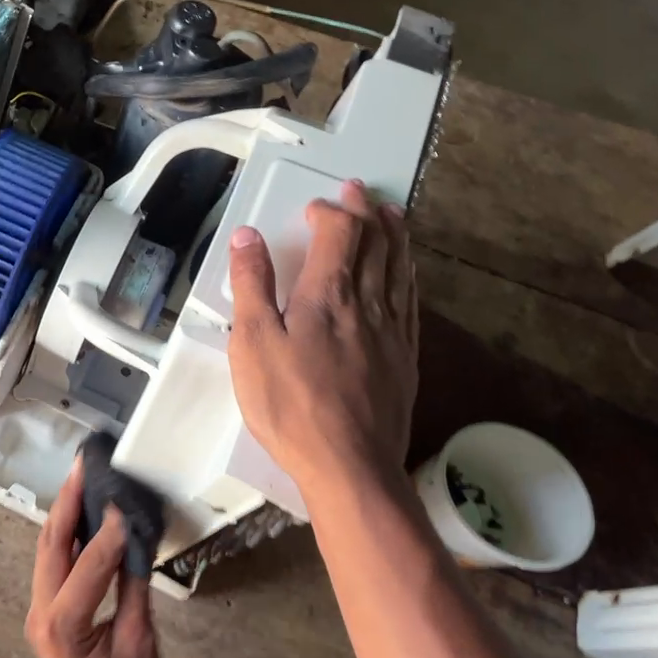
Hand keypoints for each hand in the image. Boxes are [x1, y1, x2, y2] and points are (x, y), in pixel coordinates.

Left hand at [26, 458, 163, 657]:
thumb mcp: (139, 648)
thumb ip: (133, 592)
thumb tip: (133, 542)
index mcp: (62, 624)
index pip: (87, 563)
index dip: (108, 529)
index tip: (124, 500)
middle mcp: (40, 613)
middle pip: (51, 544)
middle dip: (66, 501)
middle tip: (82, 465)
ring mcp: (39, 614)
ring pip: (47, 551)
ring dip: (64, 514)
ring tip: (81, 480)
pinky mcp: (46, 617)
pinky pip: (53, 567)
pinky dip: (67, 538)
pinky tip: (82, 519)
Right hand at [226, 179, 418, 499]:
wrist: (350, 465)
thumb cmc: (290, 404)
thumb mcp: (252, 343)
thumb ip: (251, 285)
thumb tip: (247, 238)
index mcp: (327, 295)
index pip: (339, 234)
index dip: (329, 212)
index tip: (313, 207)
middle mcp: (367, 304)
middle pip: (377, 244)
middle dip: (366, 212)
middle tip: (360, 192)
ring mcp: (392, 331)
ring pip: (400, 268)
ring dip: (395, 236)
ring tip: (392, 215)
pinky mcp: (405, 358)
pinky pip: (411, 300)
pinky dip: (407, 274)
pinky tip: (405, 274)